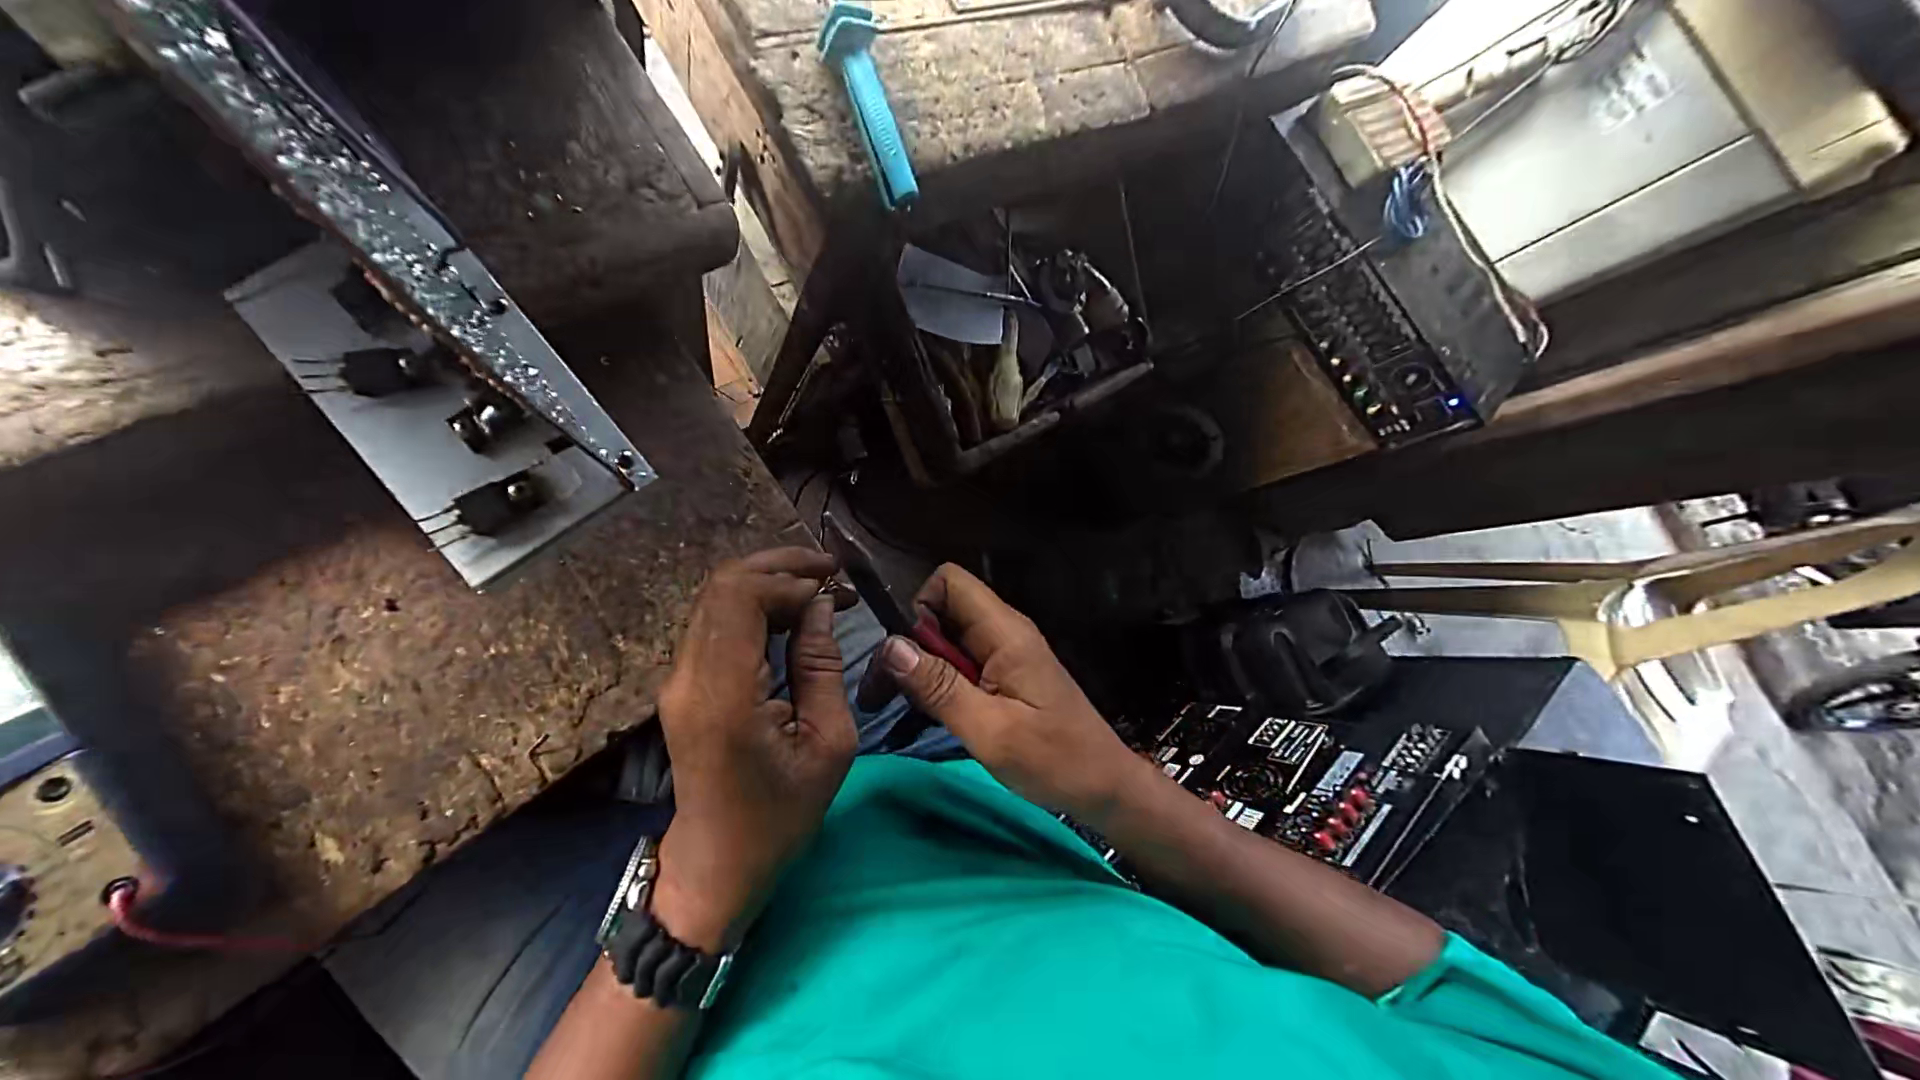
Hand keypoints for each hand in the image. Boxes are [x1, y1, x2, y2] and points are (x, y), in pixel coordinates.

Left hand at [652, 548, 857, 950]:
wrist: (717, 861)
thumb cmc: (781, 814)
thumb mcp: (829, 743)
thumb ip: (822, 666)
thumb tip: (820, 606)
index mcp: (723, 695)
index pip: (740, 598)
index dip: (790, 580)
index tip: (835, 591)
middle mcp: (688, 676)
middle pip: (722, 586)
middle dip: (780, 566)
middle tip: (831, 569)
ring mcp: (677, 678)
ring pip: (715, 597)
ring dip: (767, 581)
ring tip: (818, 585)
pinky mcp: (681, 682)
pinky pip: (714, 620)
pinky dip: (754, 603)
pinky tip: (790, 609)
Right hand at [879, 564, 1137, 819]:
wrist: (1104, 787)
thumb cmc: (1054, 759)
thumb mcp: (989, 730)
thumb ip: (938, 687)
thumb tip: (889, 646)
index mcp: (1004, 632)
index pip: (949, 581)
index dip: (919, 607)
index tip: (909, 657)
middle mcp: (1002, 632)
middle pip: (941, 610)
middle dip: (910, 645)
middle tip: (889, 693)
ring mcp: (1004, 654)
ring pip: (946, 639)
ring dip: (921, 669)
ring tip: (906, 708)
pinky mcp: (1003, 676)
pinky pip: (959, 664)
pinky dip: (939, 684)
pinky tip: (933, 715)